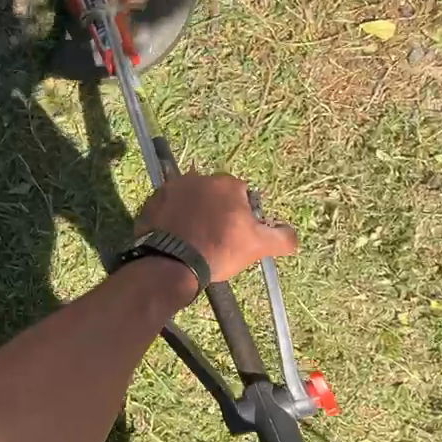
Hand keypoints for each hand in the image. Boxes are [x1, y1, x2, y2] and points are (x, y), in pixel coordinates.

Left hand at [136, 173, 297, 280]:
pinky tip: (173, 236)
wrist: (171, 262)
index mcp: (226, 184)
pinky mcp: (150, 202)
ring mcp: (170, 189)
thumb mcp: (258, 245)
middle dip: (215, 210)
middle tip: (213, 237)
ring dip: (191, 212)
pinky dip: (170, 217)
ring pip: (188, 199)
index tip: (234, 232)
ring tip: (192, 238)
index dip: (239, 214)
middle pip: (212, 194)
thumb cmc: (218, 249)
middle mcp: (196, 179)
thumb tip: (291, 235)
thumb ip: (282, 237)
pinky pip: (166, 207)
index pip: (240, 194)